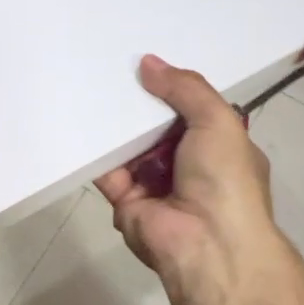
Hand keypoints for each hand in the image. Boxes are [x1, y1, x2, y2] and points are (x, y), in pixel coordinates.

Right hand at [95, 55, 277, 287]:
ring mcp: (155, 184)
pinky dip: (94, 152)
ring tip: (90, 86)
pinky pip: (106, 170)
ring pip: (129, 147)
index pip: (193, 112)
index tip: (149, 64)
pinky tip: (78, 121)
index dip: (173, 89)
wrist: (205, 242)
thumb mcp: (217, 121)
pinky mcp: (125, 200)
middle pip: (156, 128)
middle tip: (111, 68)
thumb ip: (185, 90)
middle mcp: (187, 166)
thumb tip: (147, 62)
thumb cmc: (225, 179)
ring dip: (114, 125)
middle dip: (138, 104)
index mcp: (220, 148)